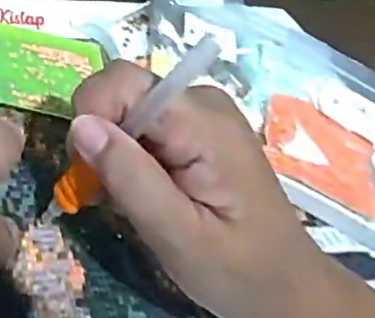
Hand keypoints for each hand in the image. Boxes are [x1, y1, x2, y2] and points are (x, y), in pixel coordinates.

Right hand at [69, 62, 374, 317]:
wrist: (294, 294)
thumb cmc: (242, 273)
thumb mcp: (180, 239)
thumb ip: (130, 179)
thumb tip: (79, 124)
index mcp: (201, 120)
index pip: (122, 80)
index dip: (93, 112)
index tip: (89, 167)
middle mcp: (199, 98)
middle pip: (122, 90)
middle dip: (101, 135)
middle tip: (106, 191)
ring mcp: (199, 108)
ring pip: (127, 105)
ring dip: (114, 148)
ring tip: (131, 198)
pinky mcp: (194, 123)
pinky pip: (142, 118)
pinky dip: (130, 151)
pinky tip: (145, 188)